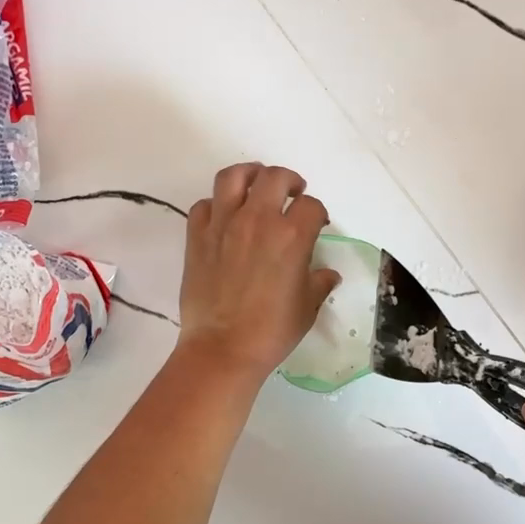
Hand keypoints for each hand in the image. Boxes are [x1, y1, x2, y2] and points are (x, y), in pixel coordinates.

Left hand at [176, 163, 337, 376]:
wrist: (223, 348)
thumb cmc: (271, 332)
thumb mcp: (306, 309)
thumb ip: (318, 284)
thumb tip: (327, 275)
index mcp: (291, 236)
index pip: (311, 206)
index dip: (317, 213)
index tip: (317, 224)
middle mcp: (257, 220)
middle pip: (275, 177)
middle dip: (289, 181)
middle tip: (292, 193)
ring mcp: (223, 224)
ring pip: (234, 177)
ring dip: (250, 174)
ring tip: (256, 184)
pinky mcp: (197, 236)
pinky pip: (205, 205)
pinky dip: (217, 205)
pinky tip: (224, 217)